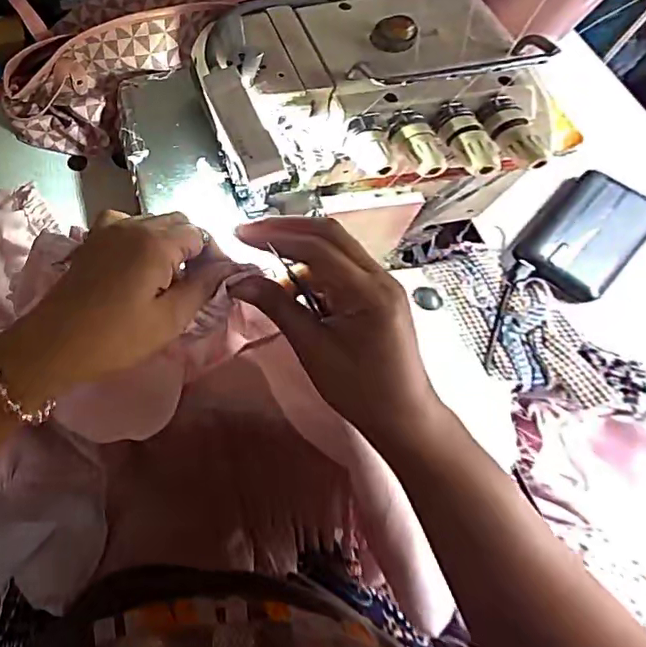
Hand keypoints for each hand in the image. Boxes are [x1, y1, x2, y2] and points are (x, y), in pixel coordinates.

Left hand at [0, 211, 242, 406]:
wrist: (53, 344)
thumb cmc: (114, 338)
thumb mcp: (168, 321)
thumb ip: (201, 288)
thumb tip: (225, 268)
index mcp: (155, 241)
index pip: (199, 234)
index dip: (211, 256)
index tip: (213, 284)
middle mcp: (132, 223)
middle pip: (176, 222)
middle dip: (190, 247)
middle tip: (191, 284)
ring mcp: (108, 227)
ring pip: (152, 222)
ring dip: (165, 243)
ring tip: (164, 281)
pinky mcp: (92, 238)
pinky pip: (127, 226)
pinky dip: (139, 240)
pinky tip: (135, 268)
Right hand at [230, 217, 442, 447]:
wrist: (405, 418)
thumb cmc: (360, 391)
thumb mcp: (312, 348)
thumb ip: (277, 306)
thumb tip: (240, 281)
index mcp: (368, 292)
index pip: (317, 247)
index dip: (274, 235)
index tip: (240, 233)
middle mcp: (380, 277)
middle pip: (329, 233)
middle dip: (285, 228)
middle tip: (248, 231)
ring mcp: (382, 282)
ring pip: (336, 245)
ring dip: (298, 243)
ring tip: (262, 250)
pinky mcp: (378, 292)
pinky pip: (341, 264)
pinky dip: (312, 263)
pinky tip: (290, 275)